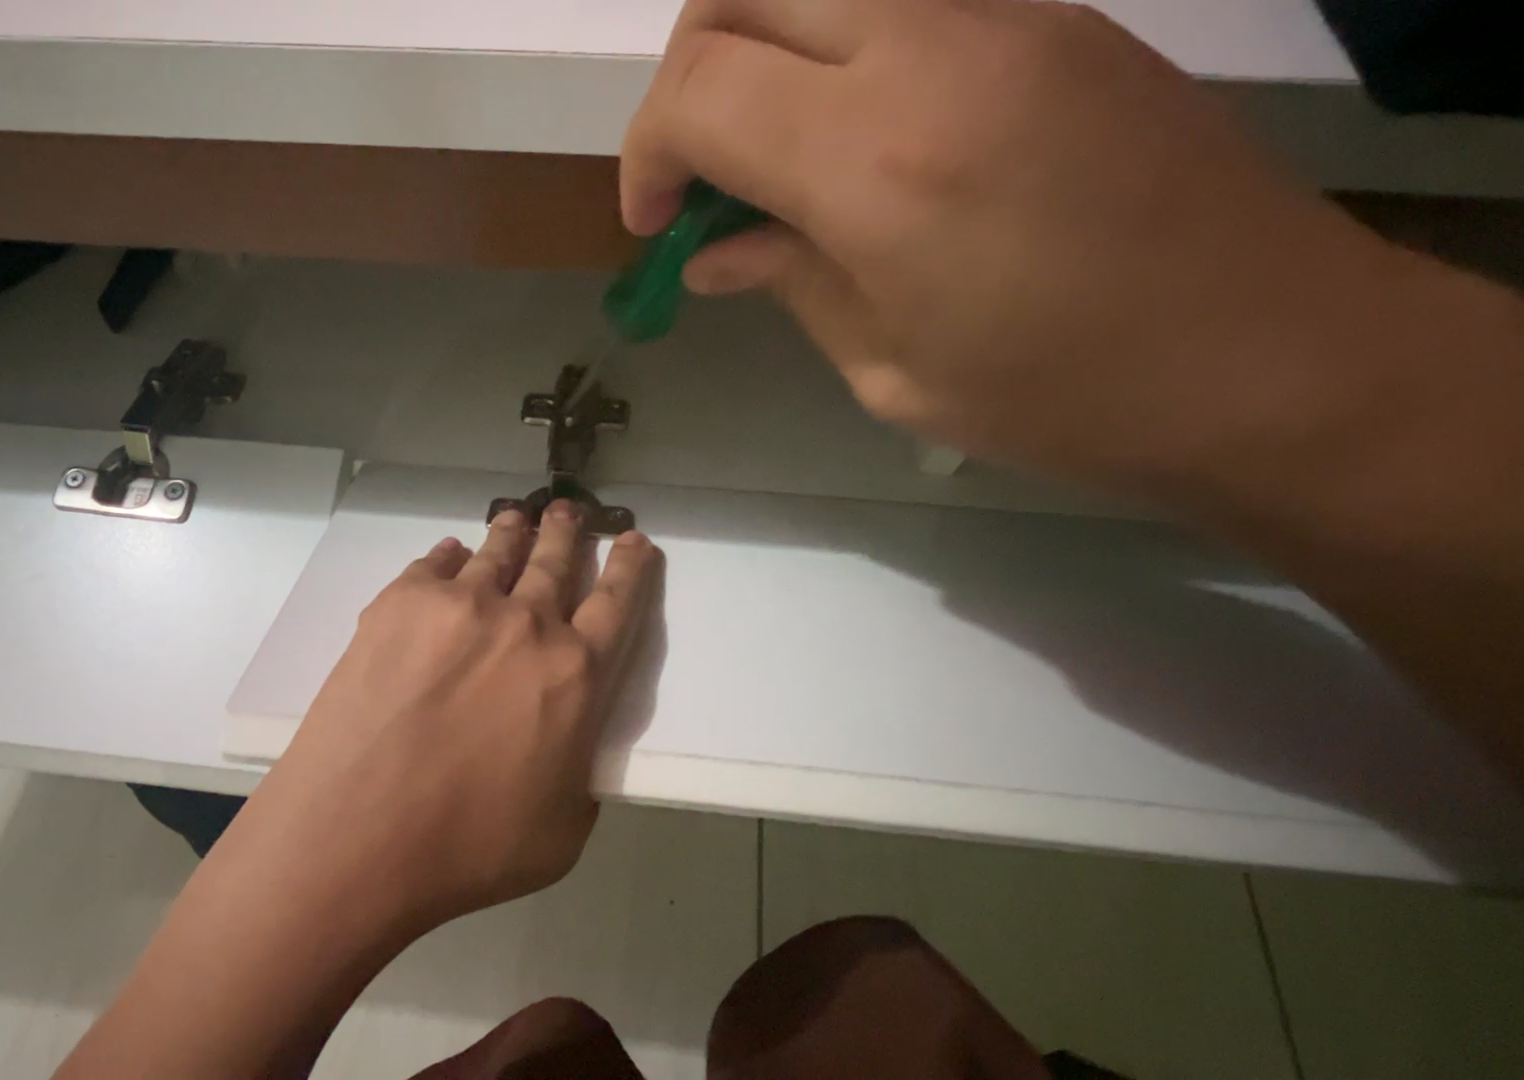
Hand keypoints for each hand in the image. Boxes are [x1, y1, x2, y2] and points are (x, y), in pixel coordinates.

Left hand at [241, 502, 661, 931]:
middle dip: (568, 533)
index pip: (618, 603)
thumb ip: (579, 768)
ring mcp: (460, 605)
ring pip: (498, 552)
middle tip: (569, 510)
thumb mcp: (564, 830)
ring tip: (518, 518)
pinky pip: (435, 565)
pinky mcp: (400, 604)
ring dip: (514, 532)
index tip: (634, 538)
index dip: (631, 567)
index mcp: (576, 674)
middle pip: (556, 562)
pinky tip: (449, 555)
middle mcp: (526, 623)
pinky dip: (450, 557)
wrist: (357, 835)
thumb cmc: (470, 847)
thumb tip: (565, 735)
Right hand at [622, 0, 1413, 497]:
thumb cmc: (1060, 398)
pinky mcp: (1052, 13)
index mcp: (876, 160)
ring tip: (772, 156)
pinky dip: (839, 52)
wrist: (1269, 355)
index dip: (646, 154)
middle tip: (700, 174)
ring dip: (762, 52)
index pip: (698, 91)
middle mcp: (928, 48)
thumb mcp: (889, 370)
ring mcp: (1002, 13)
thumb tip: (715, 252)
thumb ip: (790, 281)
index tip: (656, 226)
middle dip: (687, 79)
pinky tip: (861, 142)